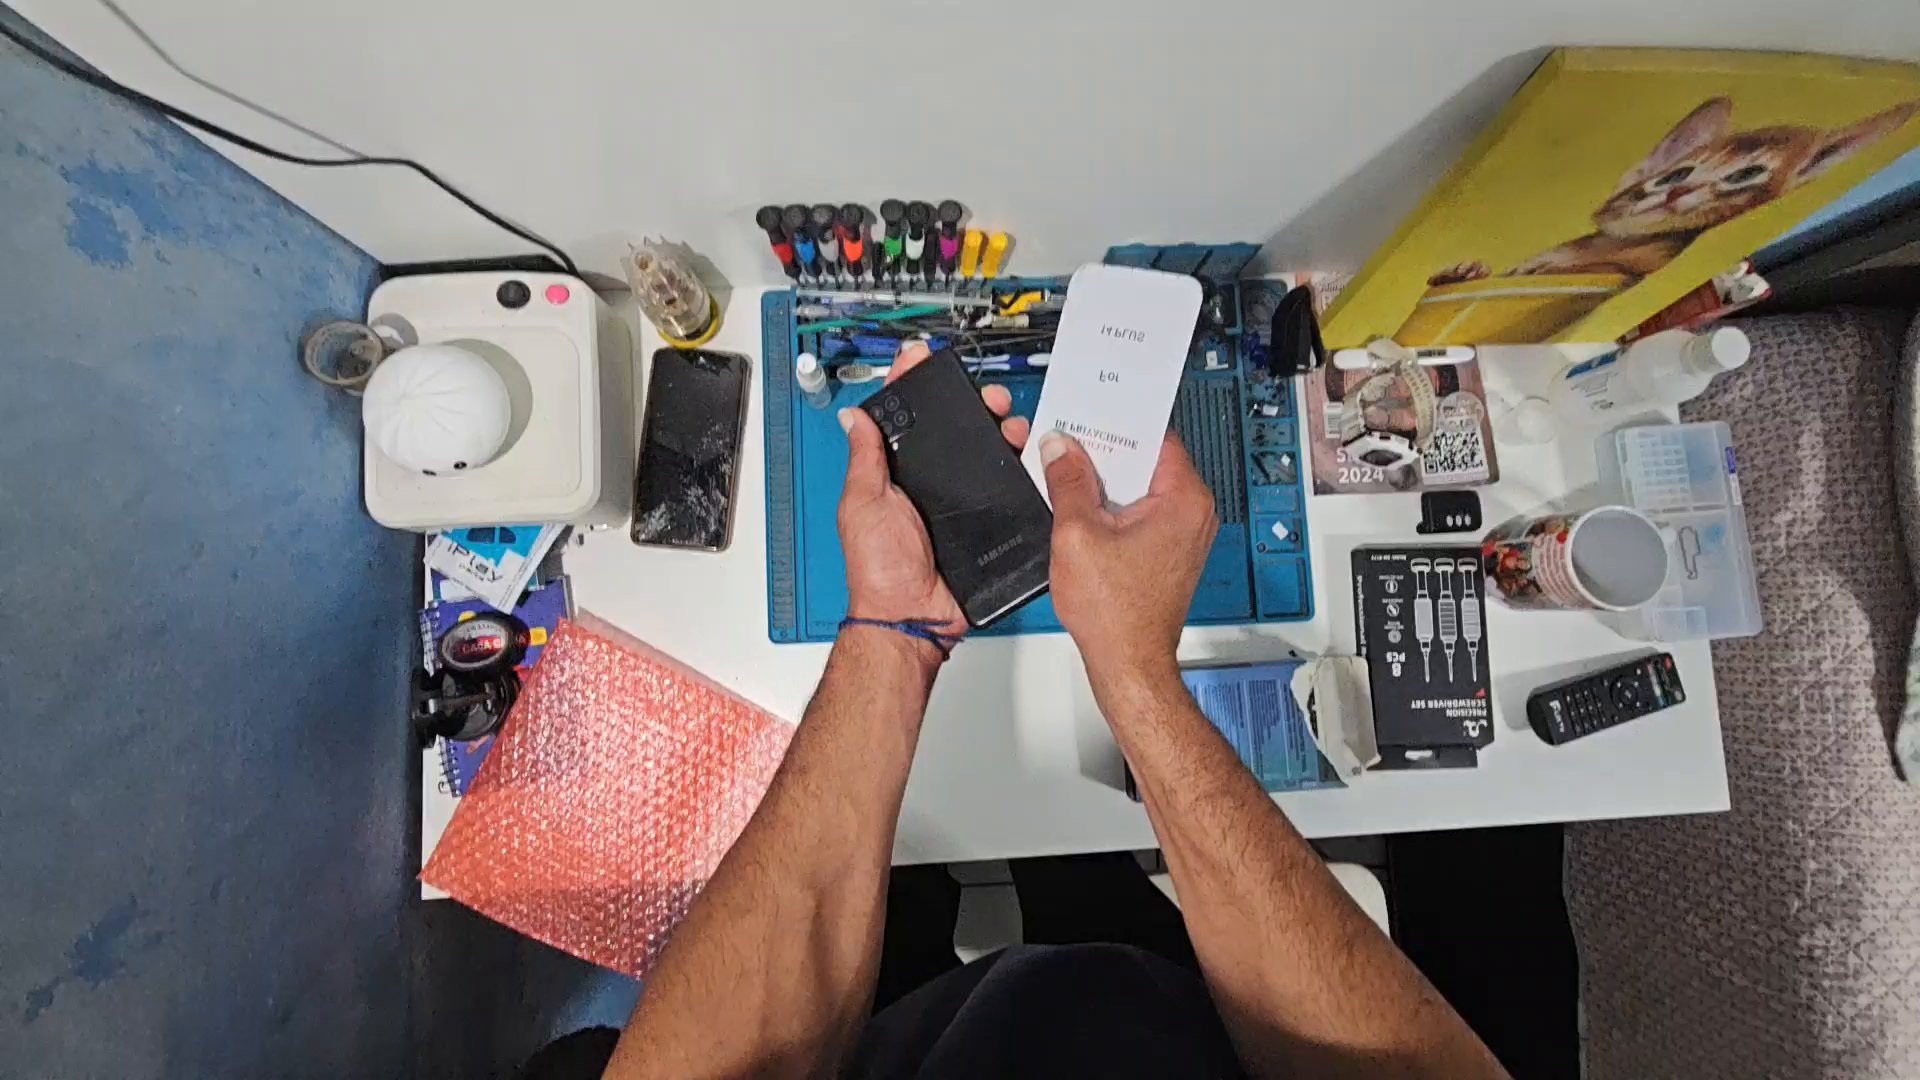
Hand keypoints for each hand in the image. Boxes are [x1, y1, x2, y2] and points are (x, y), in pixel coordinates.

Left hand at [837, 342, 1030, 647]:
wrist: (914, 614)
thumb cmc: (880, 567)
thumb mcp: (863, 503)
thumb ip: (864, 459)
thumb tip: (854, 417)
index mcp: (894, 476)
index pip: (904, 421)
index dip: (911, 386)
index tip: (921, 358)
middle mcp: (927, 485)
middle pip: (951, 433)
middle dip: (969, 405)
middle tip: (984, 395)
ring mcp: (957, 502)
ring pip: (982, 455)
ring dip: (998, 430)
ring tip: (1009, 420)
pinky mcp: (984, 521)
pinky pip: (1002, 488)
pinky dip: (1015, 466)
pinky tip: (1024, 451)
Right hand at [1040, 430, 1217, 683]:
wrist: (1128, 662)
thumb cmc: (1115, 613)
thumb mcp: (1077, 534)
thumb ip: (1067, 482)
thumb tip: (1060, 448)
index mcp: (1184, 499)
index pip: (1153, 436)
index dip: (1115, 423)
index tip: (1088, 415)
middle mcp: (1194, 513)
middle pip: (1146, 461)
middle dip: (1105, 454)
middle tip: (1070, 446)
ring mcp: (1185, 534)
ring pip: (1141, 487)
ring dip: (1106, 482)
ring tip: (1071, 478)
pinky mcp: (1170, 551)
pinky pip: (1141, 511)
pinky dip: (1114, 506)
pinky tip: (1084, 510)